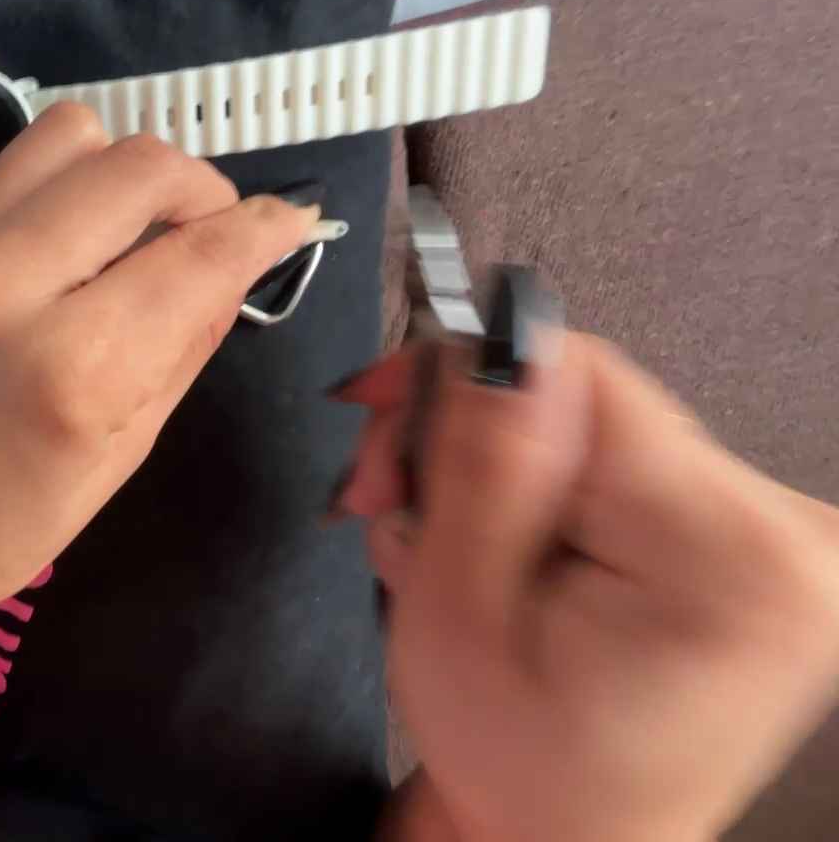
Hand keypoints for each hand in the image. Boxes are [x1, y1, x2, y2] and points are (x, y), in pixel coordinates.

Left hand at [0, 102, 321, 635]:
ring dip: (127, 169)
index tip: (289, 222)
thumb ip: (187, 340)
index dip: (263, 228)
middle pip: (136, 166)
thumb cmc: (2, 526)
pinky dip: (67, 179)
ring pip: (70, 136)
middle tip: (206, 236)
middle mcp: (3, 290)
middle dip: (200, 188)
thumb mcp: (123, 453)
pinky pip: (16, 165)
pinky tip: (75, 234)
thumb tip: (238, 258)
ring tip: (134, 231)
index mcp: (70, 370)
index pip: (195, 256)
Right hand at [336, 334, 838, 841]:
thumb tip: (490, 355)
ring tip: (424, 539)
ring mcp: (755, 534)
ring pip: (562, 423)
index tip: (375, 409)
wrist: (565, 829)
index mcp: (724, 552)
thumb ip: (482, 472)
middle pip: (565, 395)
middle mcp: (773, 531)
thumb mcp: (457, 609)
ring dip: (465, 468)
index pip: (574, 374)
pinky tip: (473, 543)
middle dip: (445, 436)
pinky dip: (506, 488)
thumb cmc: (512, 748)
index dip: (453, 375)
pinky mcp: (717, 537)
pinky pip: (585, 459)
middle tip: (384, 496)